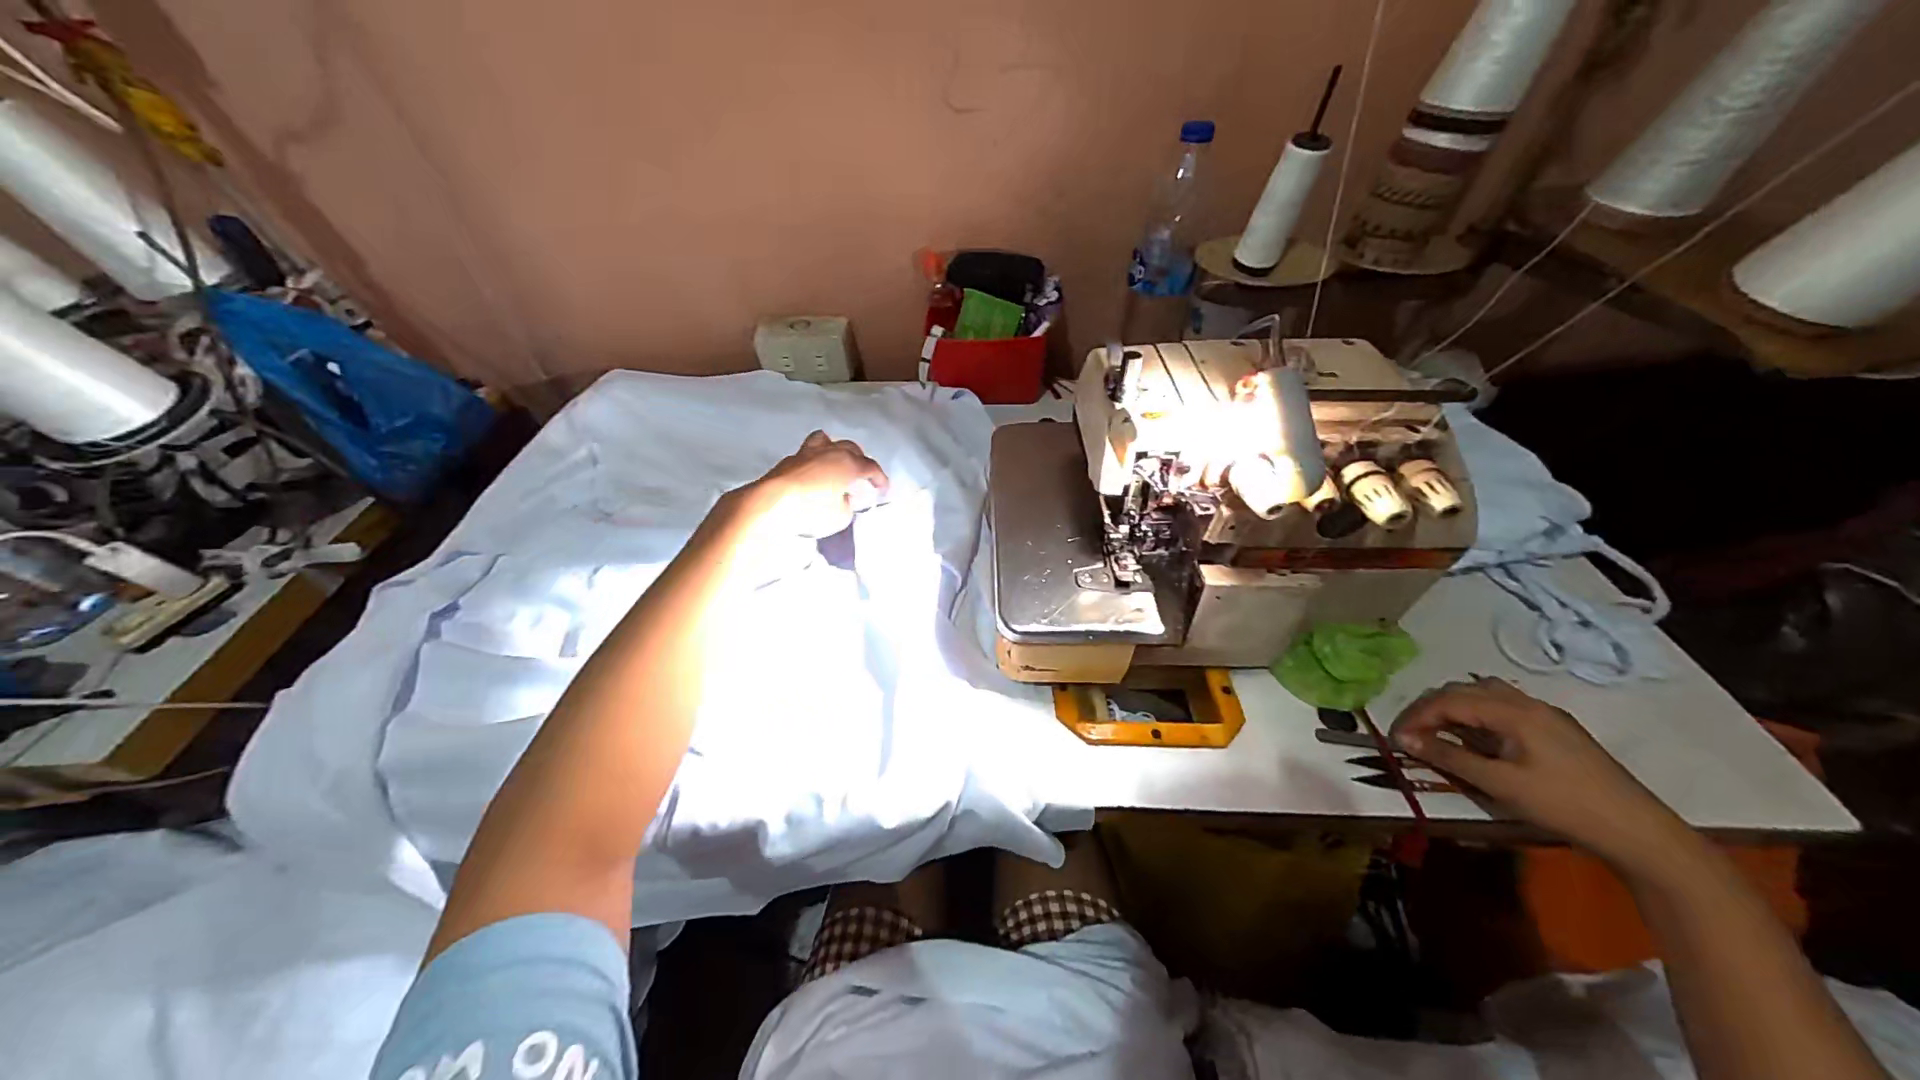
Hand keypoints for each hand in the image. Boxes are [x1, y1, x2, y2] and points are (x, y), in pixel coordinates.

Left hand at [731, 431, 889, 540]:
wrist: (770, 504)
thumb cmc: (811, 510)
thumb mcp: (839, 517)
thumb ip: (847, 506)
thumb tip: (843, 500)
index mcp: (848, 464)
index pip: (871, 467)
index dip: (879, 478)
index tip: (882, 489)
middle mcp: (830, 452)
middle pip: (851, 448)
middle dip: (859, 459)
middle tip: (861, 474)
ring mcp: (806, 453)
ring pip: (826, 440)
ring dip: (834, 449)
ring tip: (835, 461)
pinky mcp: (787, 461)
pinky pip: (807, 454)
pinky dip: (814, 461)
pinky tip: (812, 474)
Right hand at [1391, 677, 1694, 872]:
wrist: (1637, 831)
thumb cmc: (1564, 805)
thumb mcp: (1500, 784)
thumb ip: (1450, 757)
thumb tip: (1405, 739)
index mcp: (1514, 712)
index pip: (1449, 700)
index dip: (1416, 716)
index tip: (1395, 738)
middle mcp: (1528, 704)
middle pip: (1465, 690)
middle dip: (1431, 708)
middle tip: (1410, 735)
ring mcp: (1546, 715)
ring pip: (1486, 695)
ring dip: (1454, 708)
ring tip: (1437, 733)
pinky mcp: (1556, 730)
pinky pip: (1504, 709)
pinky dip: (1477, 716)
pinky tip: (1474, 739)